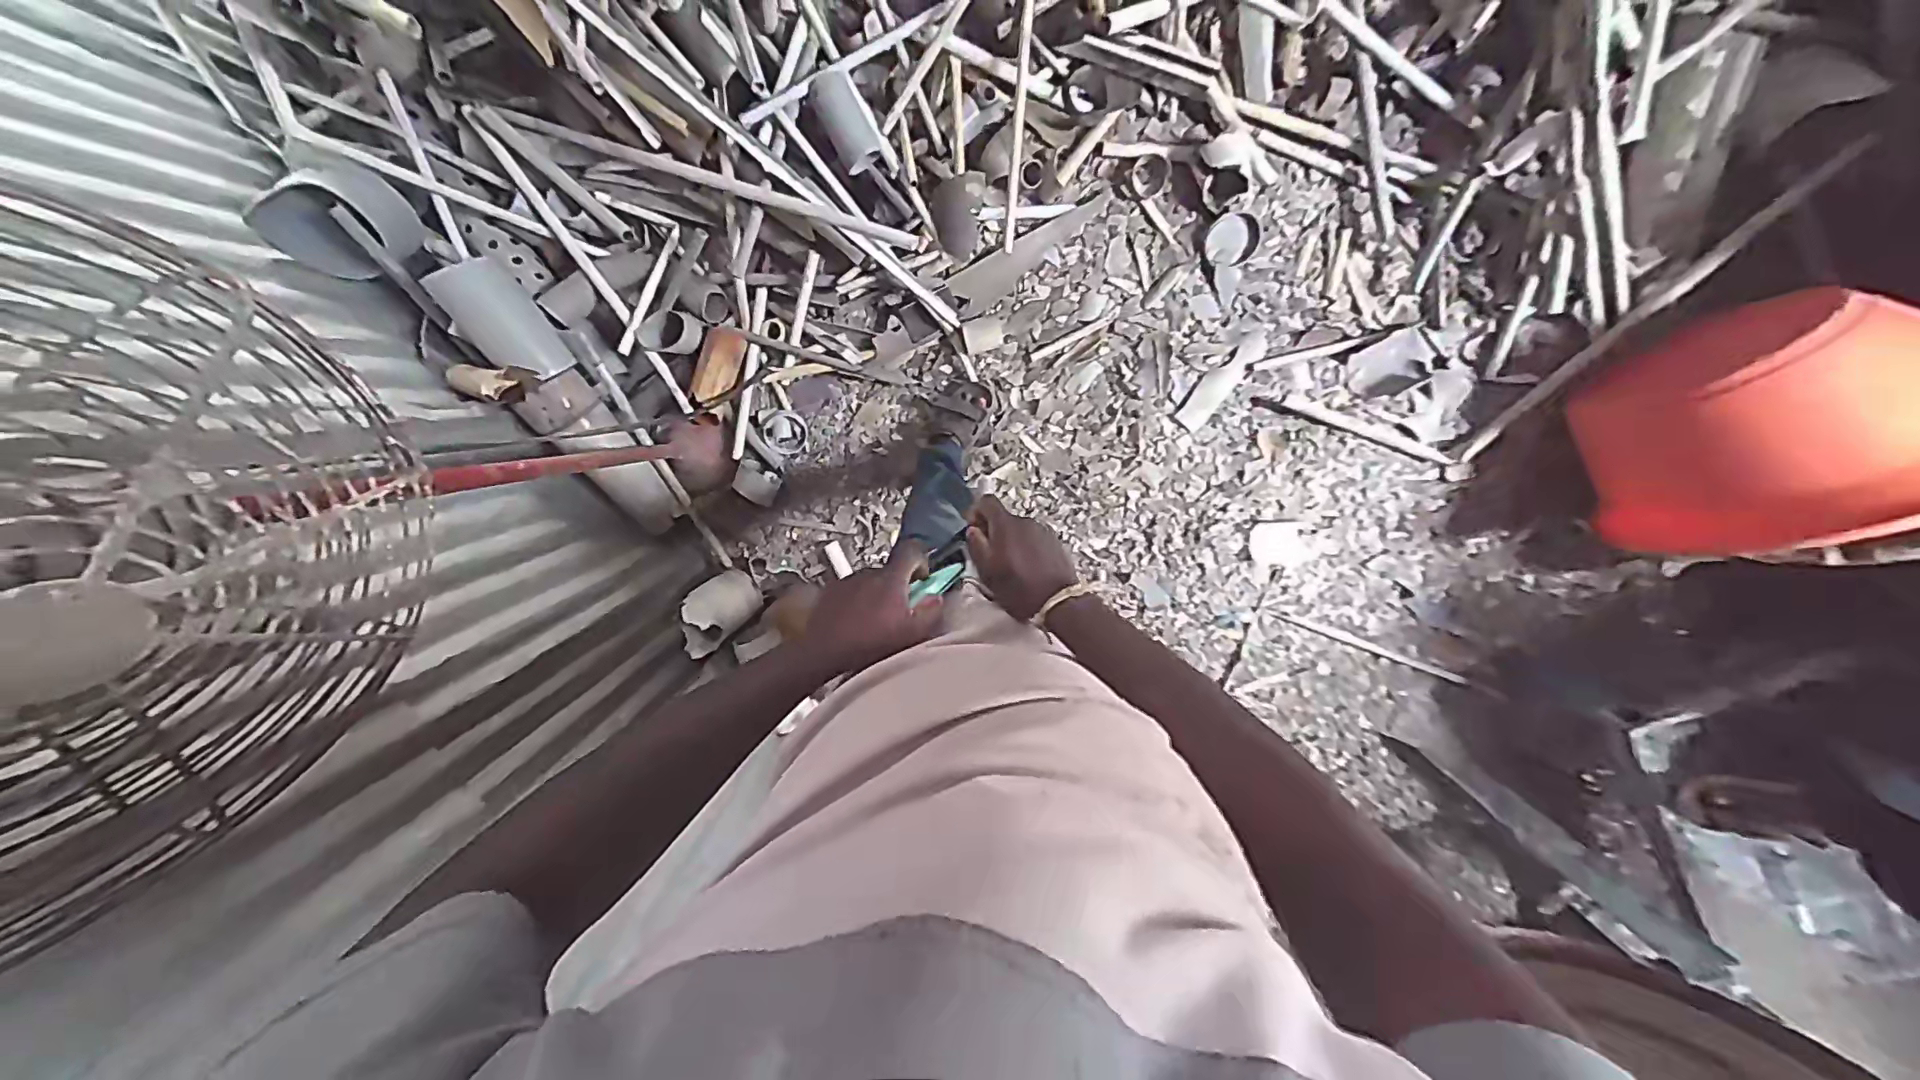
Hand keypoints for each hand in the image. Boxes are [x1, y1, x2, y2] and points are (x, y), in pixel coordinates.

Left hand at [799, 546, 944, 676]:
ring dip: (877, 595)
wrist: (823, 650)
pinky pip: (852, 591)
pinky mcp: (831, 592)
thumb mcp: (910, 634)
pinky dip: (857, 602)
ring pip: (871, 582)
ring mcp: (848, 581)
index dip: (922, 560)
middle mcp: (869, 573)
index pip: (911, 551)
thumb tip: (937, 600)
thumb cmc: (867, 642)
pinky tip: (857, 623)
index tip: (923, 577)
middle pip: (891, 571)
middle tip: (901, 610)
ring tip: (876, 621)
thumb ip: (930, 613)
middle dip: (899, 586)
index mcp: (891, 579)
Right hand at [967, 494, 1079, 620]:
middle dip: (993, 532)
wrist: (1057, 601)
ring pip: (1018, 530)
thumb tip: (972, 530)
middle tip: (989, 556)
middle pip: (1003, 518)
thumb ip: (976, 545)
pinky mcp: (1054, 542)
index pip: (986, 501)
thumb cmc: (1017, 587)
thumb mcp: (987, 570)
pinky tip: (1027, 567)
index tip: (973, 529)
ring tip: (1010, 565)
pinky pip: (1033, 539)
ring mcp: (1042, 530)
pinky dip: (1025, 548)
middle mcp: (1025, 521)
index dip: (975, 512)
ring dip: (1010, 541)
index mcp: (1006, 524)